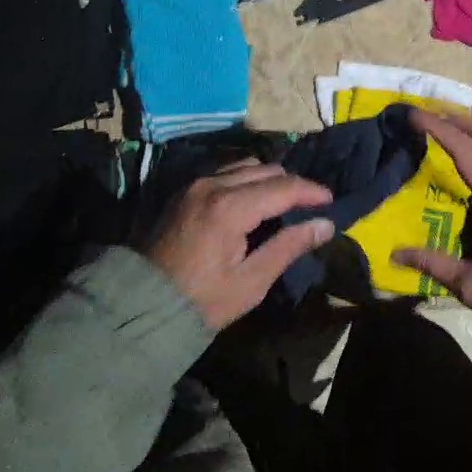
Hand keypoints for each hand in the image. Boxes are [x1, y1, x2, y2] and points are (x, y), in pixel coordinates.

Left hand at [142, 161, 336, 328]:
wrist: (141, 305)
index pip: (283, 187)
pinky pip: (224, 173)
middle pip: (265, 169)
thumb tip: (324, 225)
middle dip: (291, 184)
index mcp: (230, 206)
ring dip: (268, 179)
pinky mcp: (183, 191)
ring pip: (244, 166)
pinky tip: (252, 202)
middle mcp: (212, 184)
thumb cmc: (201, 300)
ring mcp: (194, 185)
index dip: (311, 192)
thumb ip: (288, 247)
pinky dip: (245, 180)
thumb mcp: (251, 282)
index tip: (330, 202)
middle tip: (308, 206)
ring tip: (282, 203)